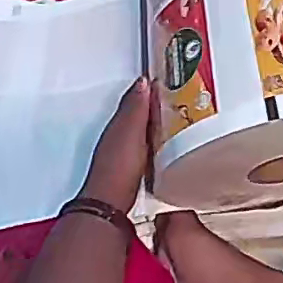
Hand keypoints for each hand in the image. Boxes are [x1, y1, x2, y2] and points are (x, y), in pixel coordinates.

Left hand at [80, 77, 157, 212]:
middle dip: (152, 103)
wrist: (111, 202)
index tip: (163, 79)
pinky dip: (153, 138)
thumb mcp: (131, 131)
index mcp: (119, 123)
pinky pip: (145, 144)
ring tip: (170, 117)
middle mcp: (119, 135)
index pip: (134, 97)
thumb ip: (136, 107)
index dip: (148, 88)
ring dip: (153, 121)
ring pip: (140, 129)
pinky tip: (162, 143)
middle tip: (170, 95)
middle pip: (137, 112)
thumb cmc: (118, 167)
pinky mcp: (131, 166)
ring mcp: (124, 151)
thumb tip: (143, 82)